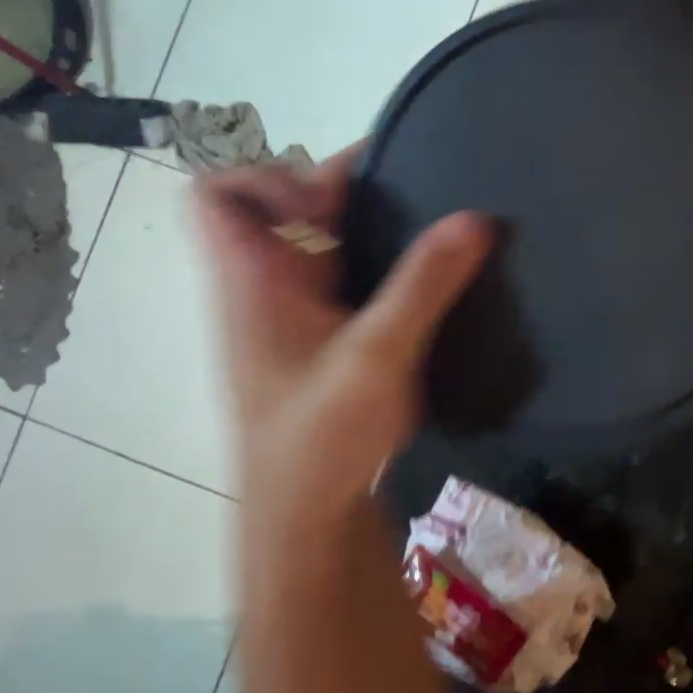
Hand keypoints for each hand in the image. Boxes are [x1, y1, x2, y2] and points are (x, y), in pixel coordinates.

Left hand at [192, 146, 492, 523]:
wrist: (308, 514)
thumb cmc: (322, 435)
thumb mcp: (377, 354)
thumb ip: (424, 284)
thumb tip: (476, 216)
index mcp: (251, 280)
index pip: (217, 195)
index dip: (271, 177)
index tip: (341, 199)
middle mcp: (265, 287)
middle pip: (283, 208)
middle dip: (345, 191)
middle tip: (418, 193)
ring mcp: (296, 314)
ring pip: (322, 242)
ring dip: (373, 227)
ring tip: (438, 226)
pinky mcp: (328, 340)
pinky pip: (350, 276)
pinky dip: (387, 262)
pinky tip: (439, 277)